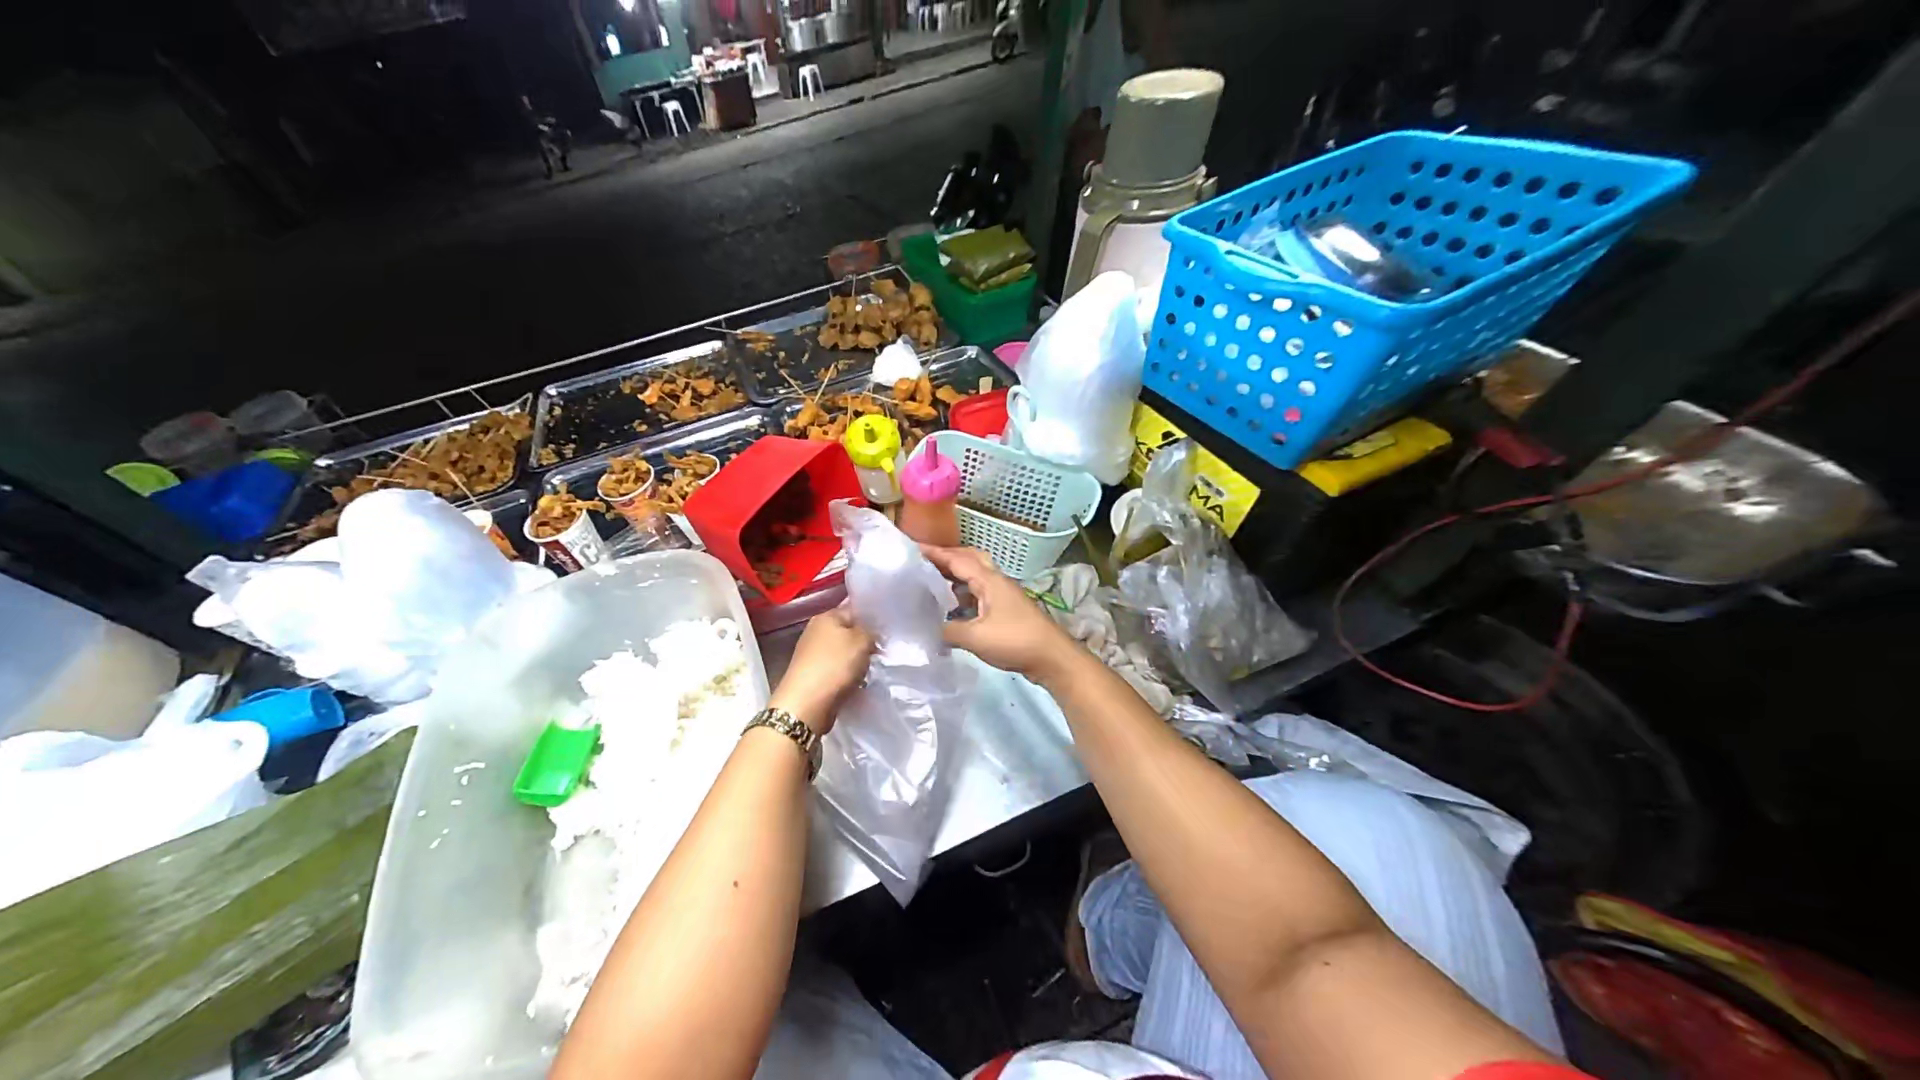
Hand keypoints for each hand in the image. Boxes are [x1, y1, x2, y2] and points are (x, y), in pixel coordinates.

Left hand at [768, 606, 872, 734]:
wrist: (806, 704)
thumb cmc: (835, 665)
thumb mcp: (863, 641)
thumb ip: (871, 631)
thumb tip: (871, 633)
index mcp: (826, 616)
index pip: (854, 609)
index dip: (872, 619)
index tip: (887, 631)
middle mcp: (816, 631)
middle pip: (848, 631)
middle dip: (865, 642)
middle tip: (881, 652)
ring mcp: (812, 653)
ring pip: (843, 652)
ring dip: (857, 660)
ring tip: (871, 669)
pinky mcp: (812, 674)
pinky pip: (837, 669)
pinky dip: (847, 675)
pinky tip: (857, 683)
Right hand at [921, 545, 1082, 683]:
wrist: (1052, 657)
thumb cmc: (1015, 640)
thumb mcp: (975, 637)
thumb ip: (947, 630)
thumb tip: (925, 628)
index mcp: (989, 580)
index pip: (956, 559)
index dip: (934, 553)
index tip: (911, 548)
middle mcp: (996, 582)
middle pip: (969, 560)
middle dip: (946, 558)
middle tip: (921, 563)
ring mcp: (1003, 596)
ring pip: (975, 577)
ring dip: (954, 576)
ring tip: (930, 583)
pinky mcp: (1006, 611)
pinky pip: (979, 594)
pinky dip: (962, 594)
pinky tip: (950, 609)